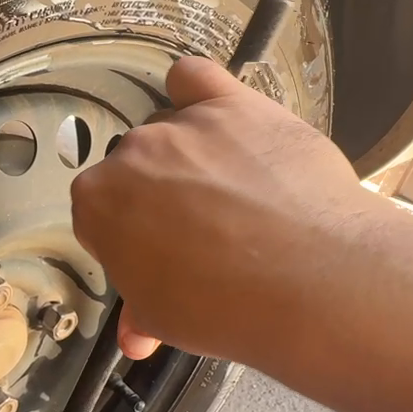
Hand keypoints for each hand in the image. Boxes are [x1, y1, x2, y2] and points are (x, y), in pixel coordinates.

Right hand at [70, 55, 394, 364]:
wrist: (314, 283)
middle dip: (155, 196)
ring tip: (232, 192)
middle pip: (133, 169)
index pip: (98, 211)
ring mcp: (183, 125)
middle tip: (196, 231)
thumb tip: (137, 333)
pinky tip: (208, 109)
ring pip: (170, 133)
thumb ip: (139, 311)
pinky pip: (195, 78)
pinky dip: (194, 90)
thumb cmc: (226, 307)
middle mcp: (130, 154)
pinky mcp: (235, 105)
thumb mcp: (166, 320)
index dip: (126, 235)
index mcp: (97, 203)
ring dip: (188, 156)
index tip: (152, 253)